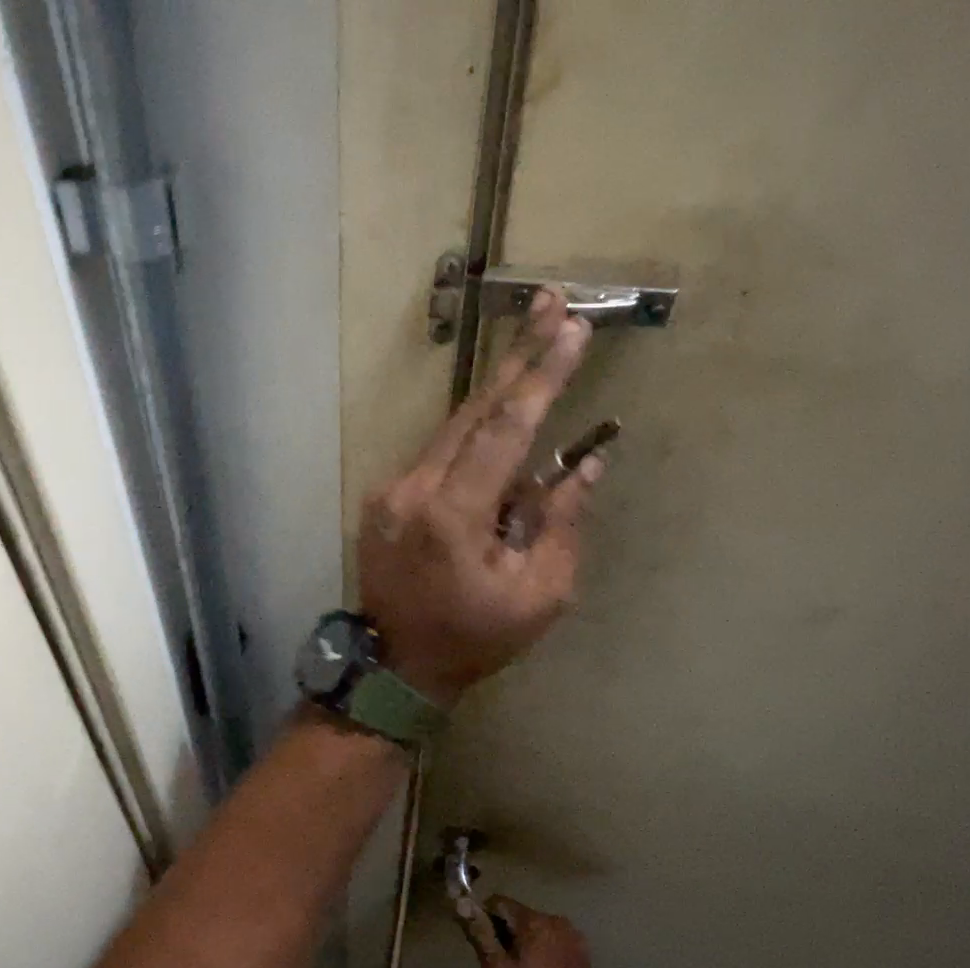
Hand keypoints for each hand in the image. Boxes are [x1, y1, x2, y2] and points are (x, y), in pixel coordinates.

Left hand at [358, 291, 600, 706]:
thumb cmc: (475, 639)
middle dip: (517, 355)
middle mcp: (412, 489)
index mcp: (451, 516)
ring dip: (497, 386)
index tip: (572, 328)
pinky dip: (475, 428)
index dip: (541, 376)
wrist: (396, 665)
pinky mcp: (385, 496)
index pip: (504, 430)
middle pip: (473, 410)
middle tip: (549, 301)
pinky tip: (505, 405)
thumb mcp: (540, 595)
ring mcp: (391, 489)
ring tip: (536, 337)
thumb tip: (584, 460)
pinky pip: (439, 450)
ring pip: (453, 426)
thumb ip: (561, 522)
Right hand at [470, 896, 627, 967]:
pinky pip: (551, 937)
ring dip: (523, 940)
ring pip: (535, 926)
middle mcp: (556, 920)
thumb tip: (462, 902)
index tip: (483, 942)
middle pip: (518, 914)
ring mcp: (573, 935)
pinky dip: (541, 947)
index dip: (485, 918)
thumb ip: (480, 933)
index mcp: (535, 921)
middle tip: (501, 962)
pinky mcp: (582, 950)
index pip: (499, 902)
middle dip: (505, 932)